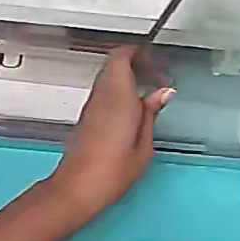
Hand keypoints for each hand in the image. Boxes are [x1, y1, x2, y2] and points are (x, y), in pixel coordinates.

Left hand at [47, 47, 173, 216]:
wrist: (77, 188)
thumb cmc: (110, 172)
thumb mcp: (143, 146)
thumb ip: (151, 115)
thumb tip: (162, 94)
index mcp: (117, 98)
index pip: (119, 58)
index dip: (135, 51)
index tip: (151, 55)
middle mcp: (100, 98)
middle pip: (112, 66)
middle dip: (133, 63)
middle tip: (153, 73)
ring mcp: (90, 108)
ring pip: (106, 79)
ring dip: (124, 78)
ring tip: (146, 91)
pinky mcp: (85, 119)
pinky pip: (102, 95)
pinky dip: (116, 92)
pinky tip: (131, 108)